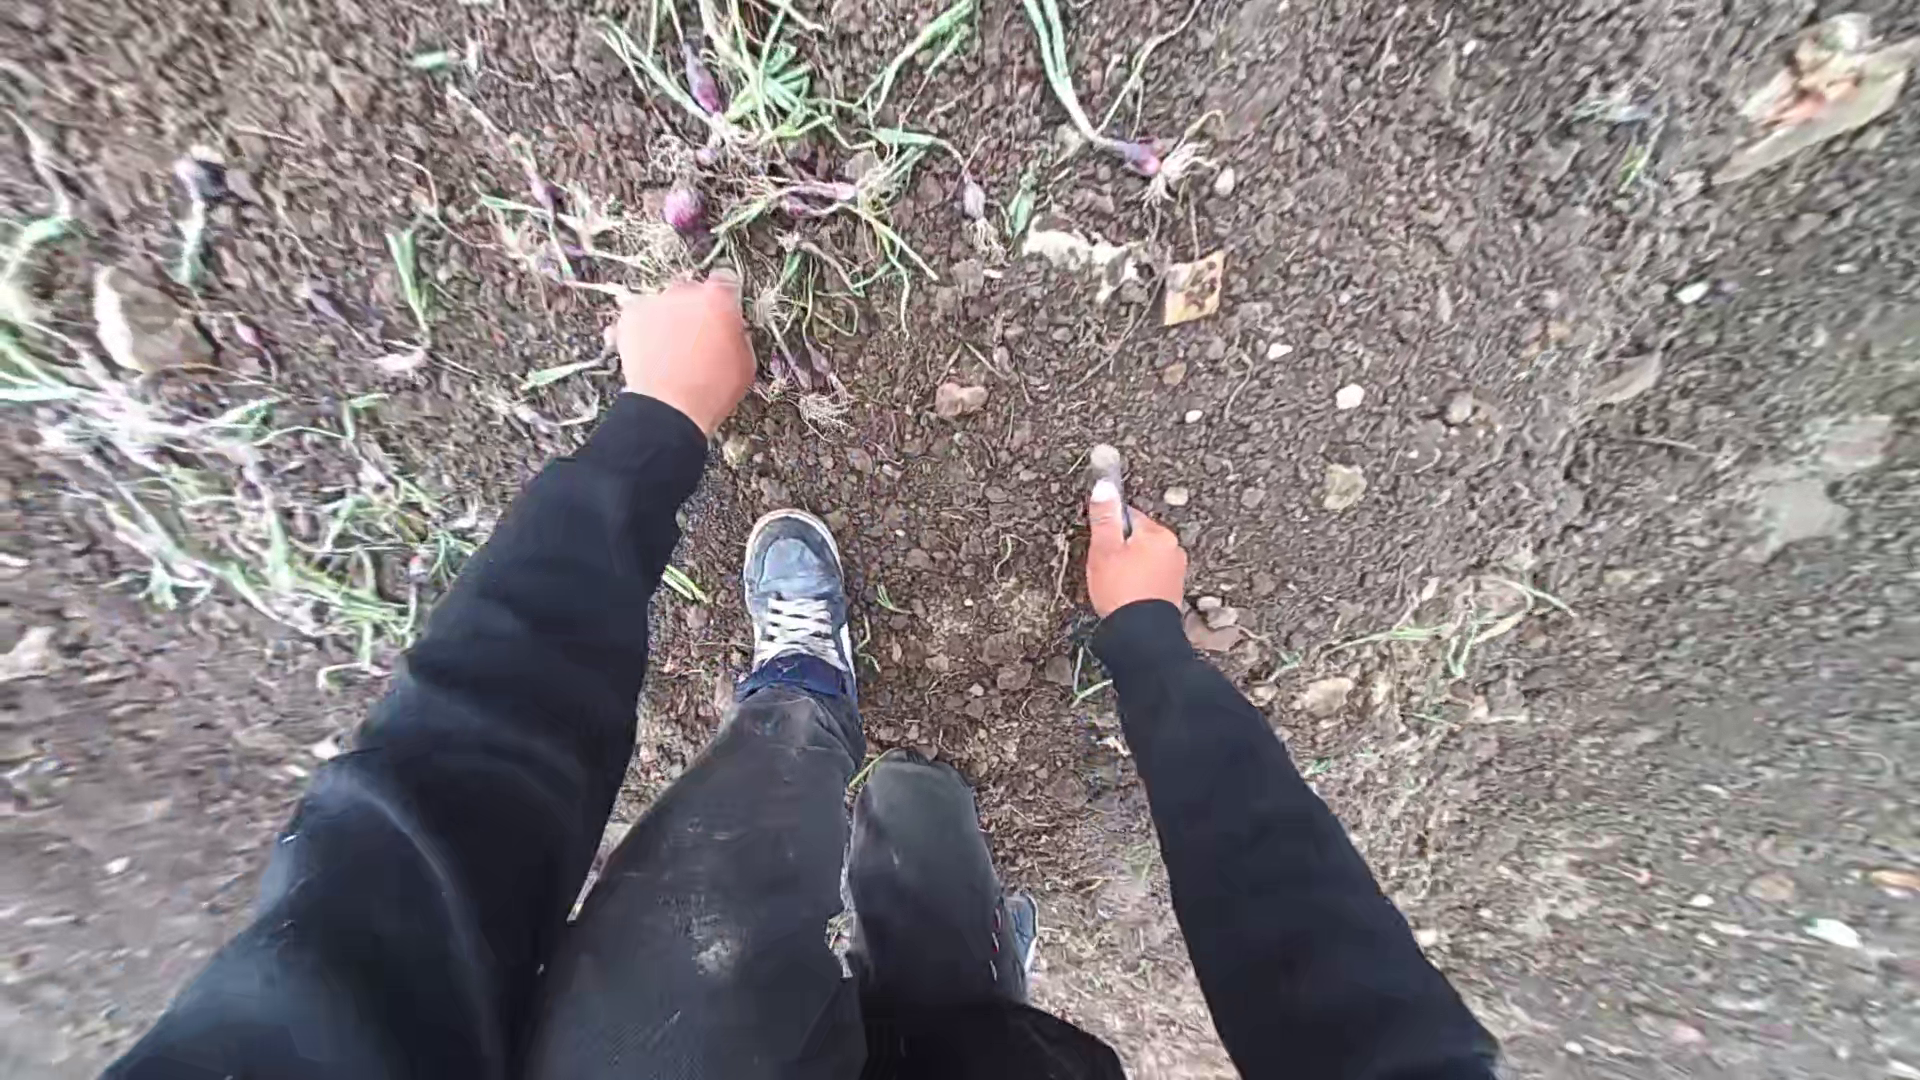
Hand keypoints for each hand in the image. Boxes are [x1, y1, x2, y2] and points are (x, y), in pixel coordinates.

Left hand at [616, 276, 754, 435]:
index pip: (726, 282)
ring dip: (670, 319)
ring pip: (665, 304)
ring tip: (674, 350)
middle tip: (699, 337)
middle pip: (692, 291)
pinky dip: (647, 329)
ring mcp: (654, 303)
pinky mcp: (629, 317)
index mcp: (718, 302)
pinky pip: (641, 316)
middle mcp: (684, 293)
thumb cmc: (712, 390)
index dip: (725, 298)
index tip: (724, 309)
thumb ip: (739, 336)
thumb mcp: (746, 365)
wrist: (671, 407)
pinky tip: (655, 351)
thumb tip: (733, 331)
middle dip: (696, 310)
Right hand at [1085, 479, 1187, 617]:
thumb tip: (1104, 486)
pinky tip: (1127, 594)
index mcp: (1158, 534)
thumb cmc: (1121, 591)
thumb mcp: (1104, 550)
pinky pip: (1151, 574)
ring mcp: (1175, 569)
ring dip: (1129, 565)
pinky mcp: (1173, 588)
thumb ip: (1105, 517)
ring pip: (1144, 556)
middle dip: (1120, 549)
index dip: (1109, 530)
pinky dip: (1138, 580)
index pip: (1128, 515)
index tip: (1101, 546)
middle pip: (1137, 536)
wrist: (1141, 635)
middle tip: (1105, 568)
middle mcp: (1173, 548)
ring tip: (1116, 585)